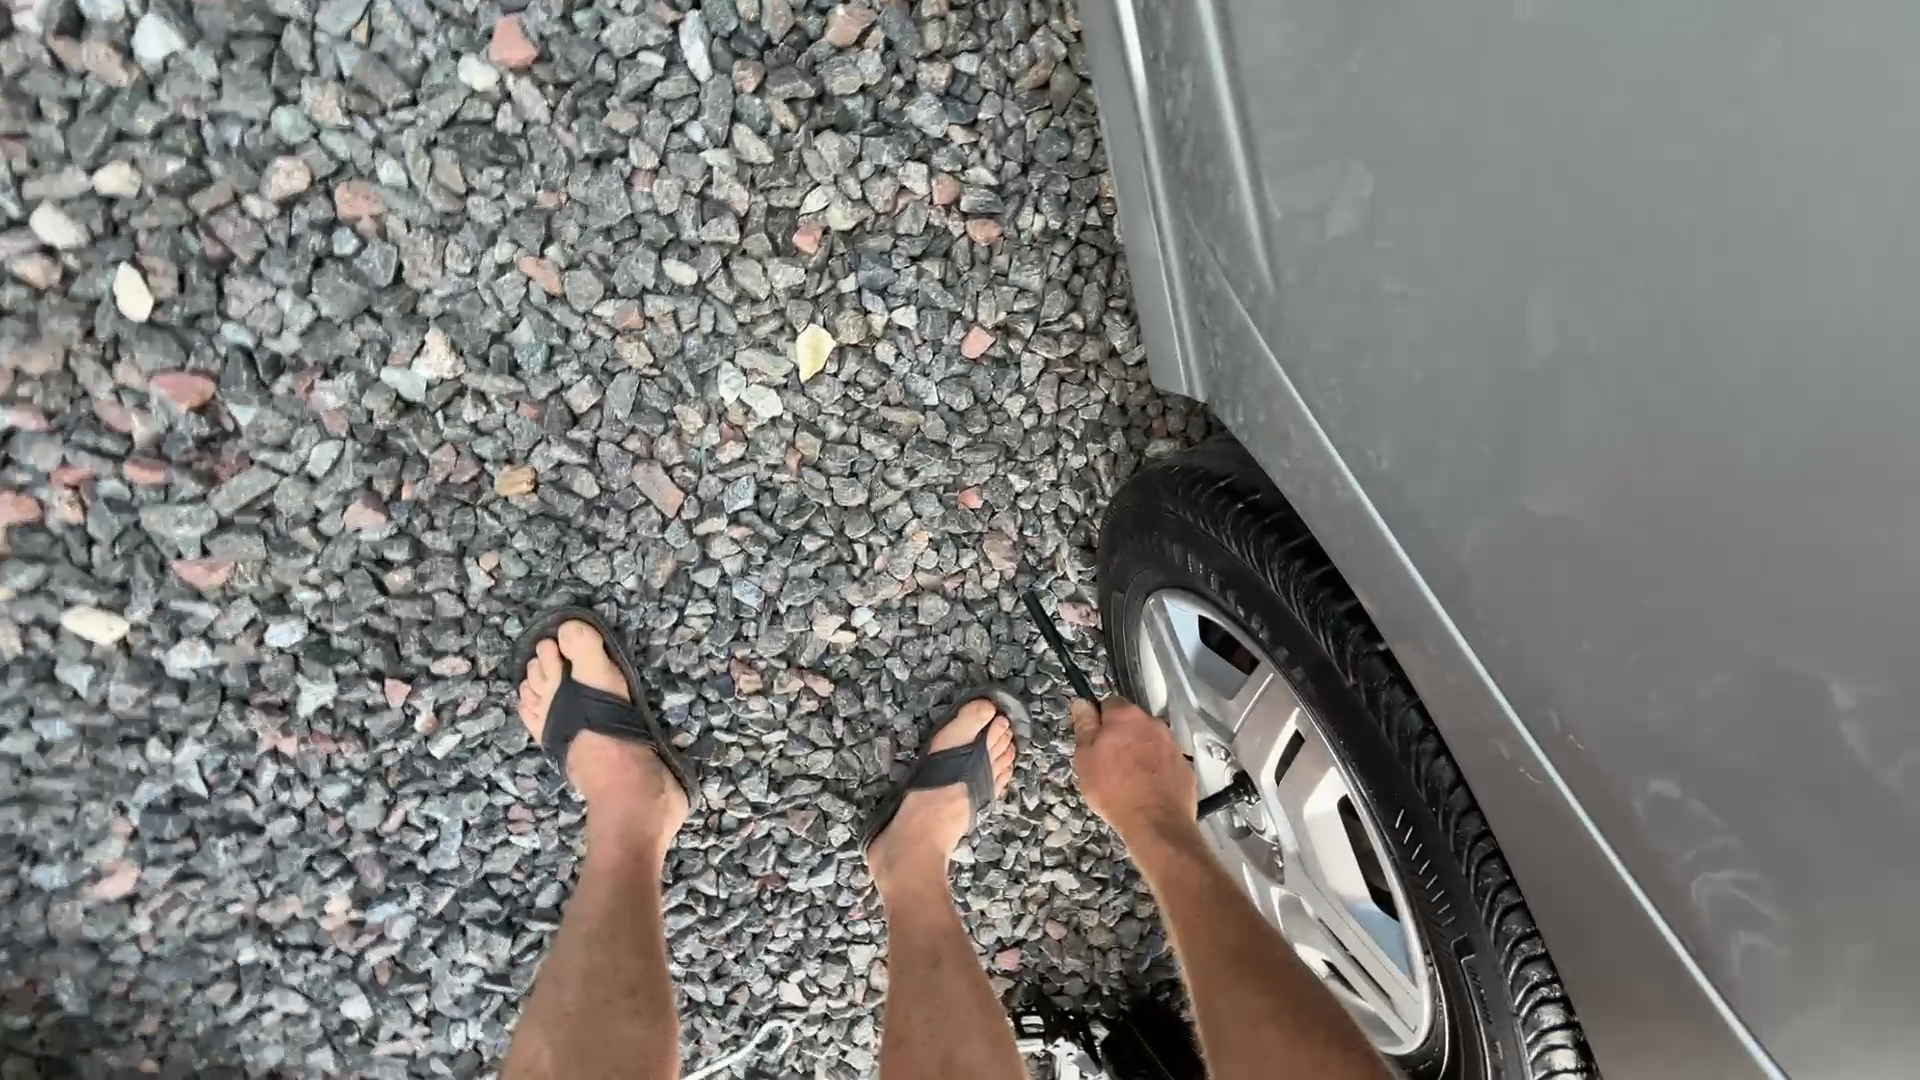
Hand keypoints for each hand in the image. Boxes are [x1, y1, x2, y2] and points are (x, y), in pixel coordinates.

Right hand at [1071, 695, 1197, 844]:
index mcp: (1125, 716)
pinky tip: (1147, 787)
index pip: (1108, 703)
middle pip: (1131, 721)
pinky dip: (1156, 768)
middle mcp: (1152, 723)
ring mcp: (1172, 744)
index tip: (1093, 740)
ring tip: (1128, 778)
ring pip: (1149, 740)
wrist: (1155, 823)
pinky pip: (1164, 760)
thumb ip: (1084, 725)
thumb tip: (1082, 703)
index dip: (1098, 721)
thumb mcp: (1085, 757)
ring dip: (1139, 751)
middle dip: (1120, 735)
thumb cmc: (1113, 789)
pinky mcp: (1184, 766)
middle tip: (1107, 762)